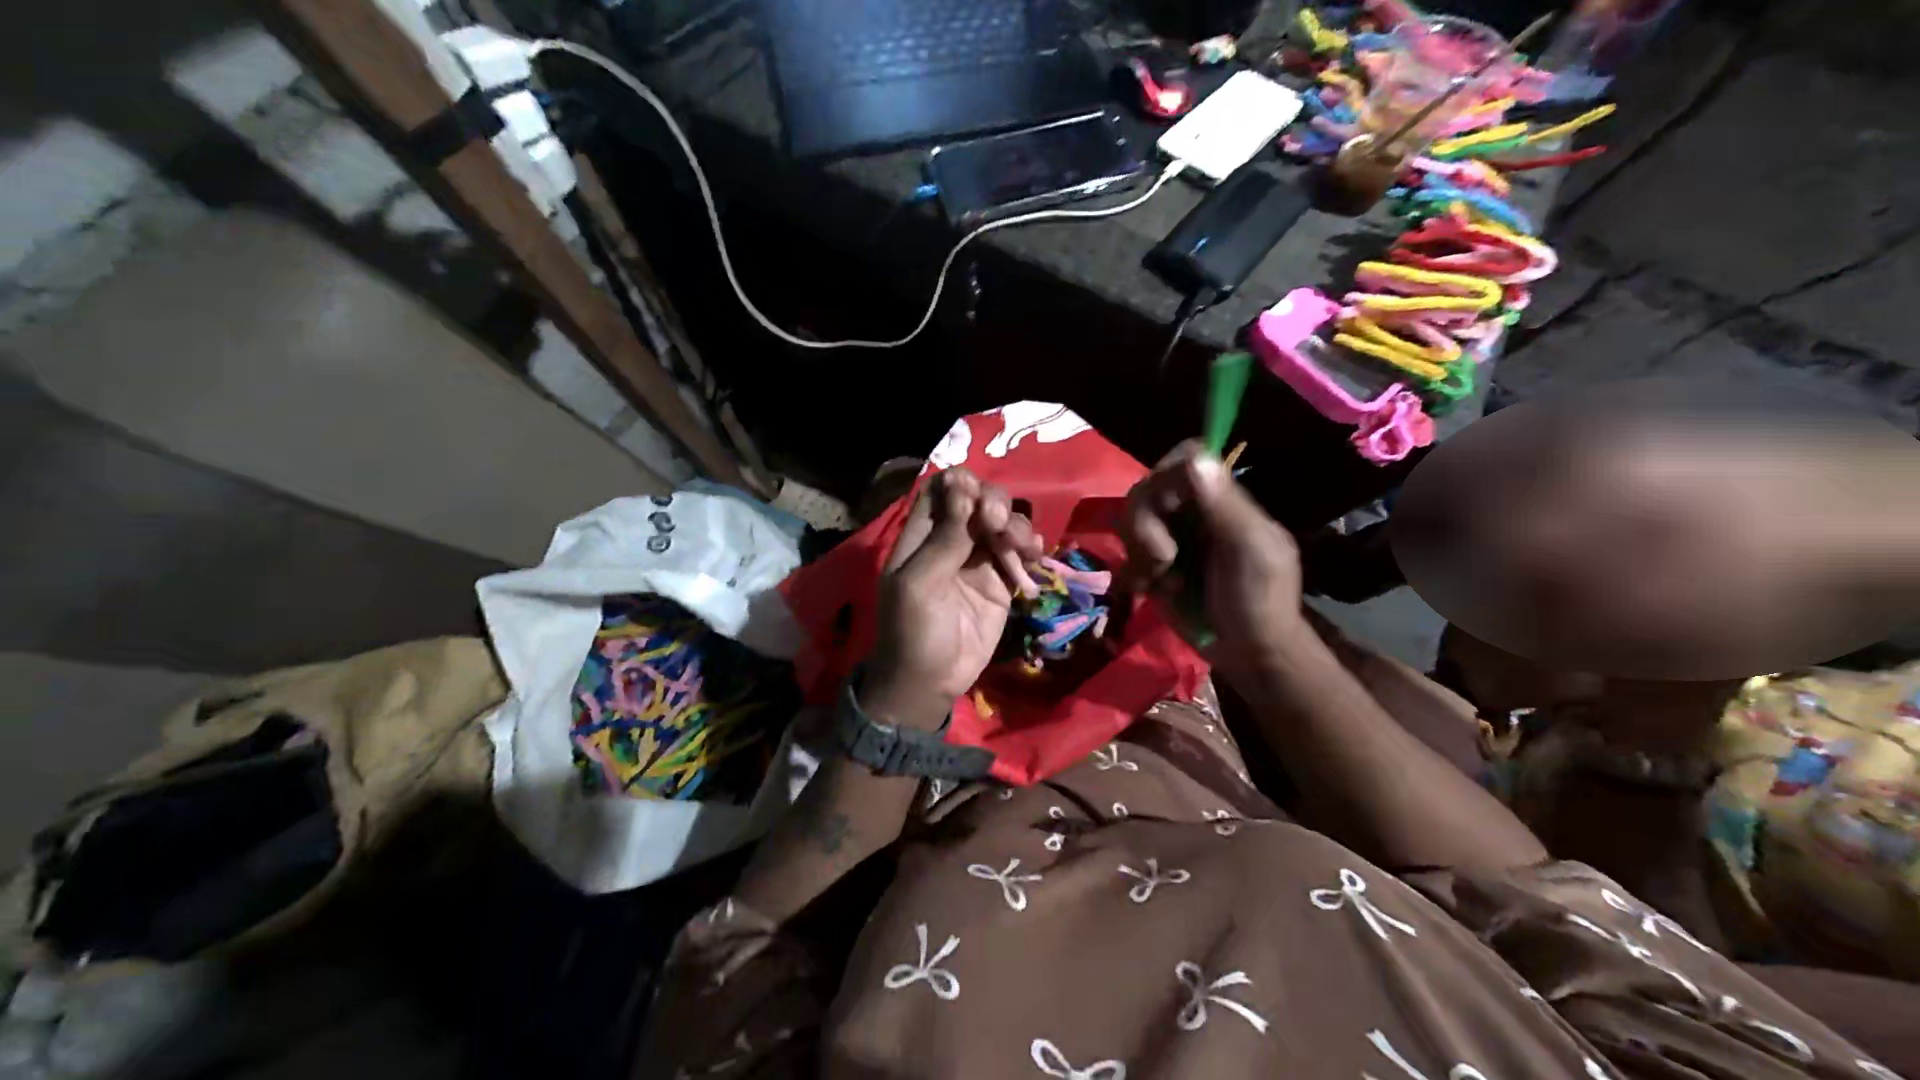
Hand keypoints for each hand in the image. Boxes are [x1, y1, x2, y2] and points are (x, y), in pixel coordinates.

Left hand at [866, 468, 1042, 729]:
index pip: (942, 489)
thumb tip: (964, 488)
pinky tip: (1034, 559)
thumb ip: (945, 538)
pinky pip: (1019, 553)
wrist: (930, 683)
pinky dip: (1030, 548)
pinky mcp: (1000, 582)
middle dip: (994, 503)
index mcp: (921, 536)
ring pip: (1003, 522)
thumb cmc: (913, 632)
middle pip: (978, 499)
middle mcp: (951, 540)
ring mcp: (977, 560)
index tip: (975, 497)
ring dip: (1017, 526)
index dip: (961, 484)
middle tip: (998, 523)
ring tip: (1023, 548)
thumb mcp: (919, 584)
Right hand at [1121, 440, 1306, 671]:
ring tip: (1163, 580)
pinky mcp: (1153, 565)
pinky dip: (1135, 572)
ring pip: (1130, 520)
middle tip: (1164, 559)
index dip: (1166, 477)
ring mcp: (1170, 537)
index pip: (1184, 459)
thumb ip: (1226, 505)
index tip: (1167, 507)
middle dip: (1145, 525)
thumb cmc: (1261, 600)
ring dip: (1140, 552)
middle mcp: (1192, 510)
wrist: (1249, 654)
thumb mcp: (1252, 551)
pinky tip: (1154, 591)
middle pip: (1147, 489)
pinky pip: (1126, 553)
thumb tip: (1196, 457)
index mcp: (1222, 498)